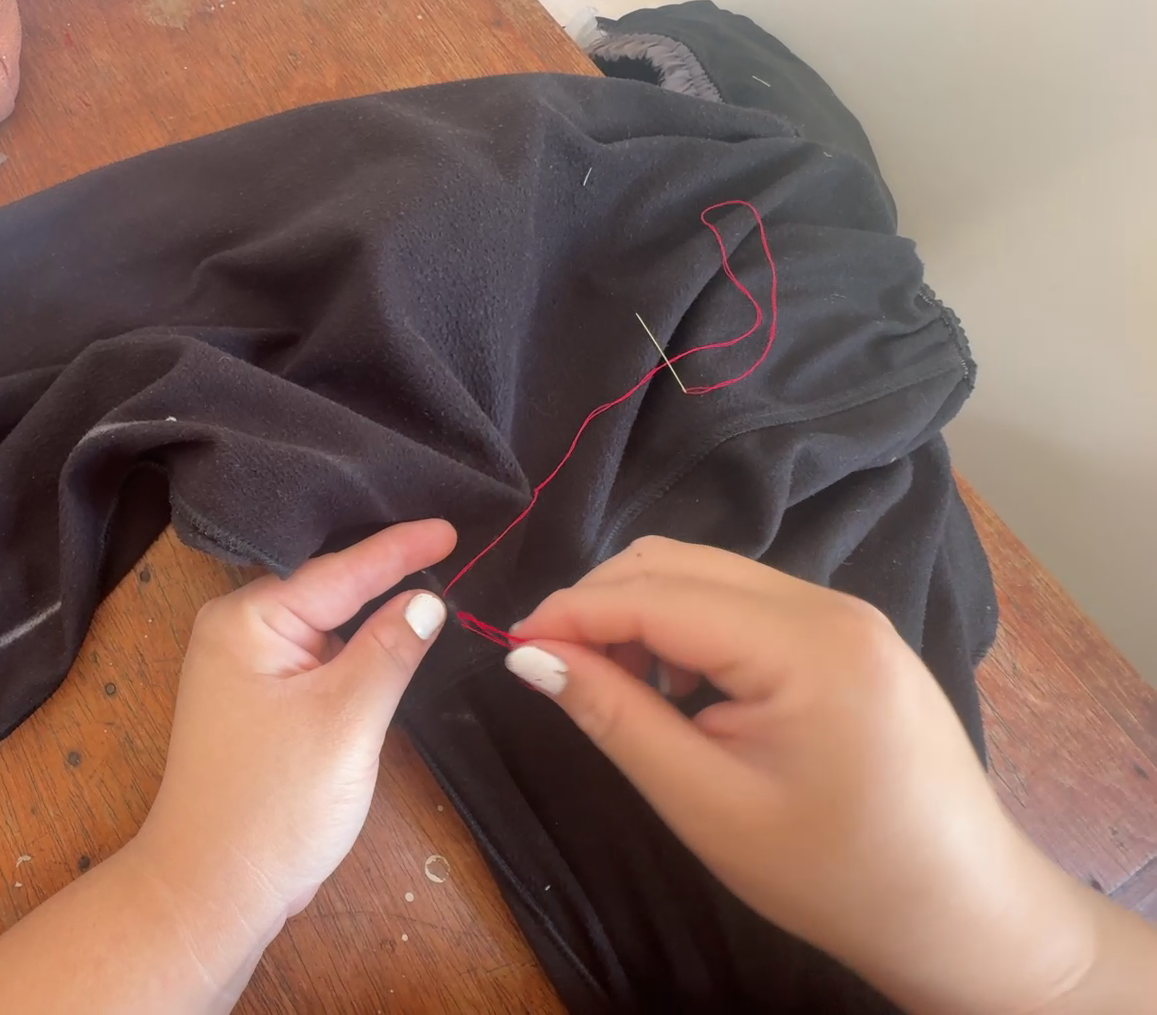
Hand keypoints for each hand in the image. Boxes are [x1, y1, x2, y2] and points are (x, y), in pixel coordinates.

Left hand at [133, 519, 456, 919]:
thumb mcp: (345, 720)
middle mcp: (236, 628)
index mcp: (247, 619)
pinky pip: (313, 654)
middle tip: (444, 543)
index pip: (336, 572)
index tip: (449, 527)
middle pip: (325, 591)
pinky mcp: (255, 694)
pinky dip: (350, 646)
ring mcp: (242, 663)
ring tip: (426, 574)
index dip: (398, 550)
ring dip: (368, 612)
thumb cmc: (275, 802)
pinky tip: (384, 631)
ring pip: (322, 624)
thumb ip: (388, 651)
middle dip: (383, 572)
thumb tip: (426, 599)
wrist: (213, 886)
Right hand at [502, 536, 1154, 1014]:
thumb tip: (526, 655)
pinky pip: (724, 595)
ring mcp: (836, 612)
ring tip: (614, 679)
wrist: (971, 919)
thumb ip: (611, 714)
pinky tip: (671, 681)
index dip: (569, 613)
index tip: (511, 646)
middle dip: (595, 603)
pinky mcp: (834, 630)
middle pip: (669, 563)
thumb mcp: (703, 801)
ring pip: (692, 571)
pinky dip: (671, 621)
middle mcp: (825, 605)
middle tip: (555, 664)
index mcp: (807, 647)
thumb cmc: (834, 874)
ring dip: (631, 610)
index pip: (652, 596)